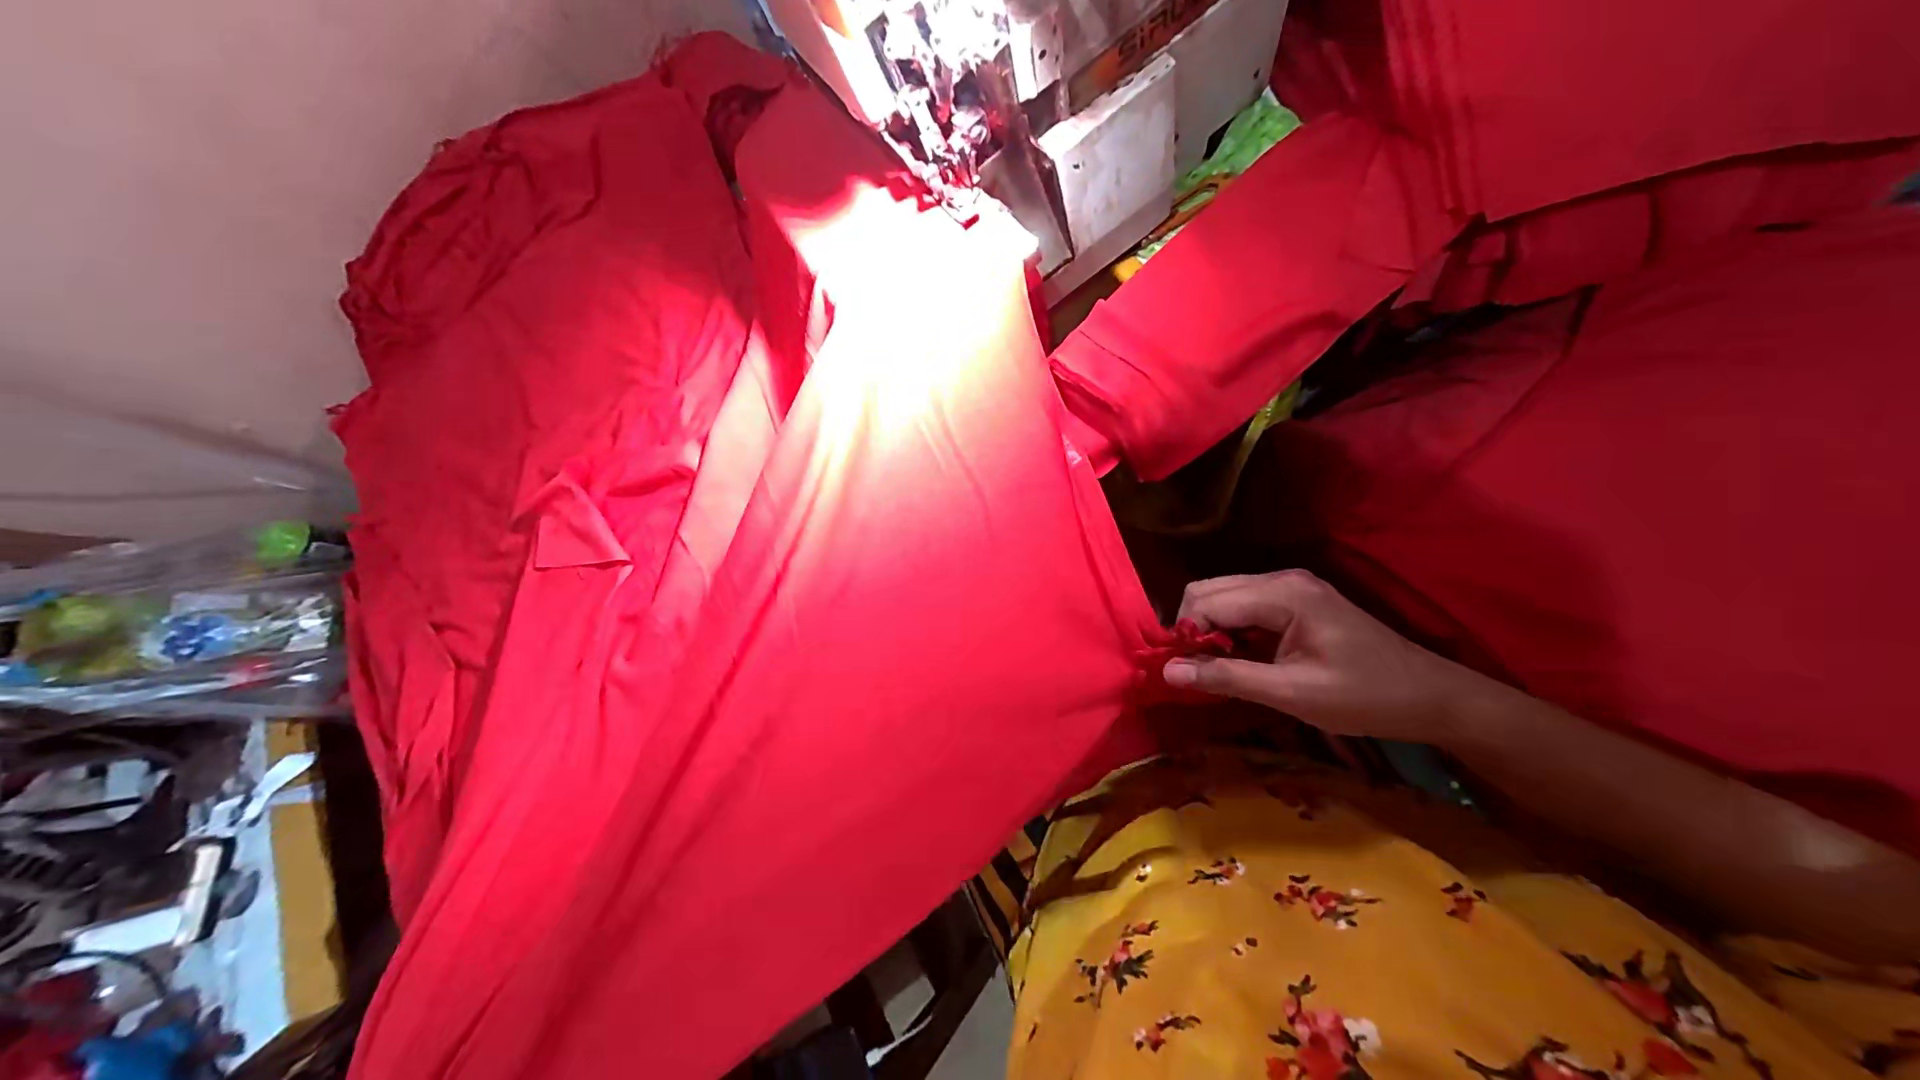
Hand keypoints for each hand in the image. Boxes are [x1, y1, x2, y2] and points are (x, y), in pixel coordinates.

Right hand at [1163, 570, 1506, 742]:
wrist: (1429, 696)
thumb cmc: (1365, 697)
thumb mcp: (1293, 694)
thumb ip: (1228, 678)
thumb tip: (1167, 671)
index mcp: (1283, 594)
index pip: (1205, 600)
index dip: (1184, 634)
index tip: (1182, 672)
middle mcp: (1281, 579)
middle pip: (1208, 590)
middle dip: (1192, 628)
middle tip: (1198, 671)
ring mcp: (1289, 586)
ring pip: (1221, 596)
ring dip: (1209, 629)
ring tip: (1218, 668)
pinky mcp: (1295, 599)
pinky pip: (1242, 605)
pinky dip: (1229, 629)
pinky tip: (1240, 658)